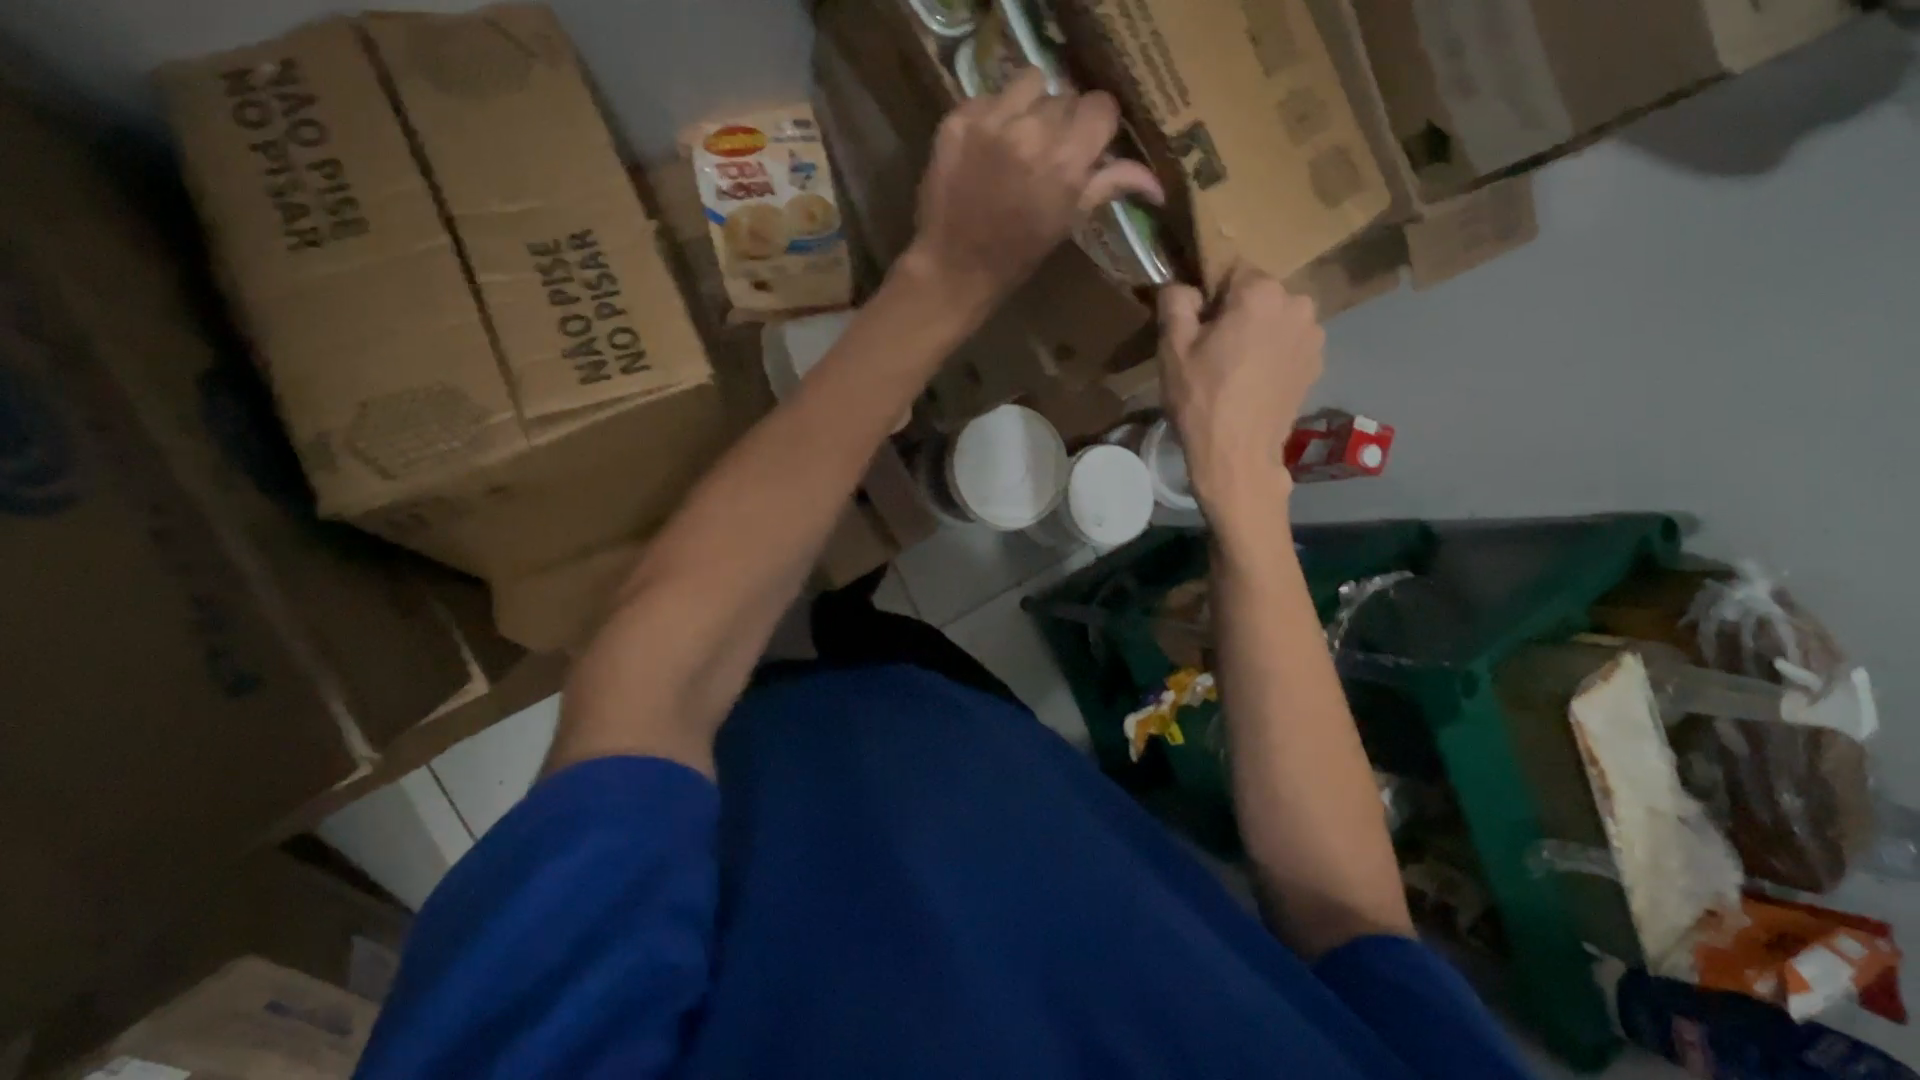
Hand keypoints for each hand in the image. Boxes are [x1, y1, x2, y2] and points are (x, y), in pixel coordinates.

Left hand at [900, 68, 1162, 310]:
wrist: (954, 267)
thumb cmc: (1018, 253)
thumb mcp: (1069, 220)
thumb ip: (1109, 185)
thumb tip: (1157, 185)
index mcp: (1067, 160)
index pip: (1101, 106)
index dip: (1097, 124)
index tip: (1087, 142)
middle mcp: (1031, 132)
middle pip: (1065, 97)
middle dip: (1063, 121)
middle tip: (1048, 151)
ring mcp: (990, 122)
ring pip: (1029, 82)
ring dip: (1030, 104)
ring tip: (1019, 136)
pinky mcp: (957, 119)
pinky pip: (988, 95)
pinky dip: (993, 115)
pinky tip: (986, 146)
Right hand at [1158, 269, 1324, 524]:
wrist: (1237, 455)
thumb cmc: (1202, 398)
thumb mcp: (1172, 347)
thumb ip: (1175, 302)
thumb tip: (1184, 288)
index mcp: (1261, 292)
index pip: (1230, 270)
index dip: (1209, 295)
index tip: (1196, 324)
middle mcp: (1297, 304)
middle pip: (1258, 294)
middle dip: (1237, 311)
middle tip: (1213, 349)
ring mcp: (1313, 335)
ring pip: (1276, 318)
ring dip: (1258, 332)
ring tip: (1235, 368)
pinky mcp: (1316, 363)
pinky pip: (1289, 343)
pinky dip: (1273, 352)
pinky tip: (1254, 381)